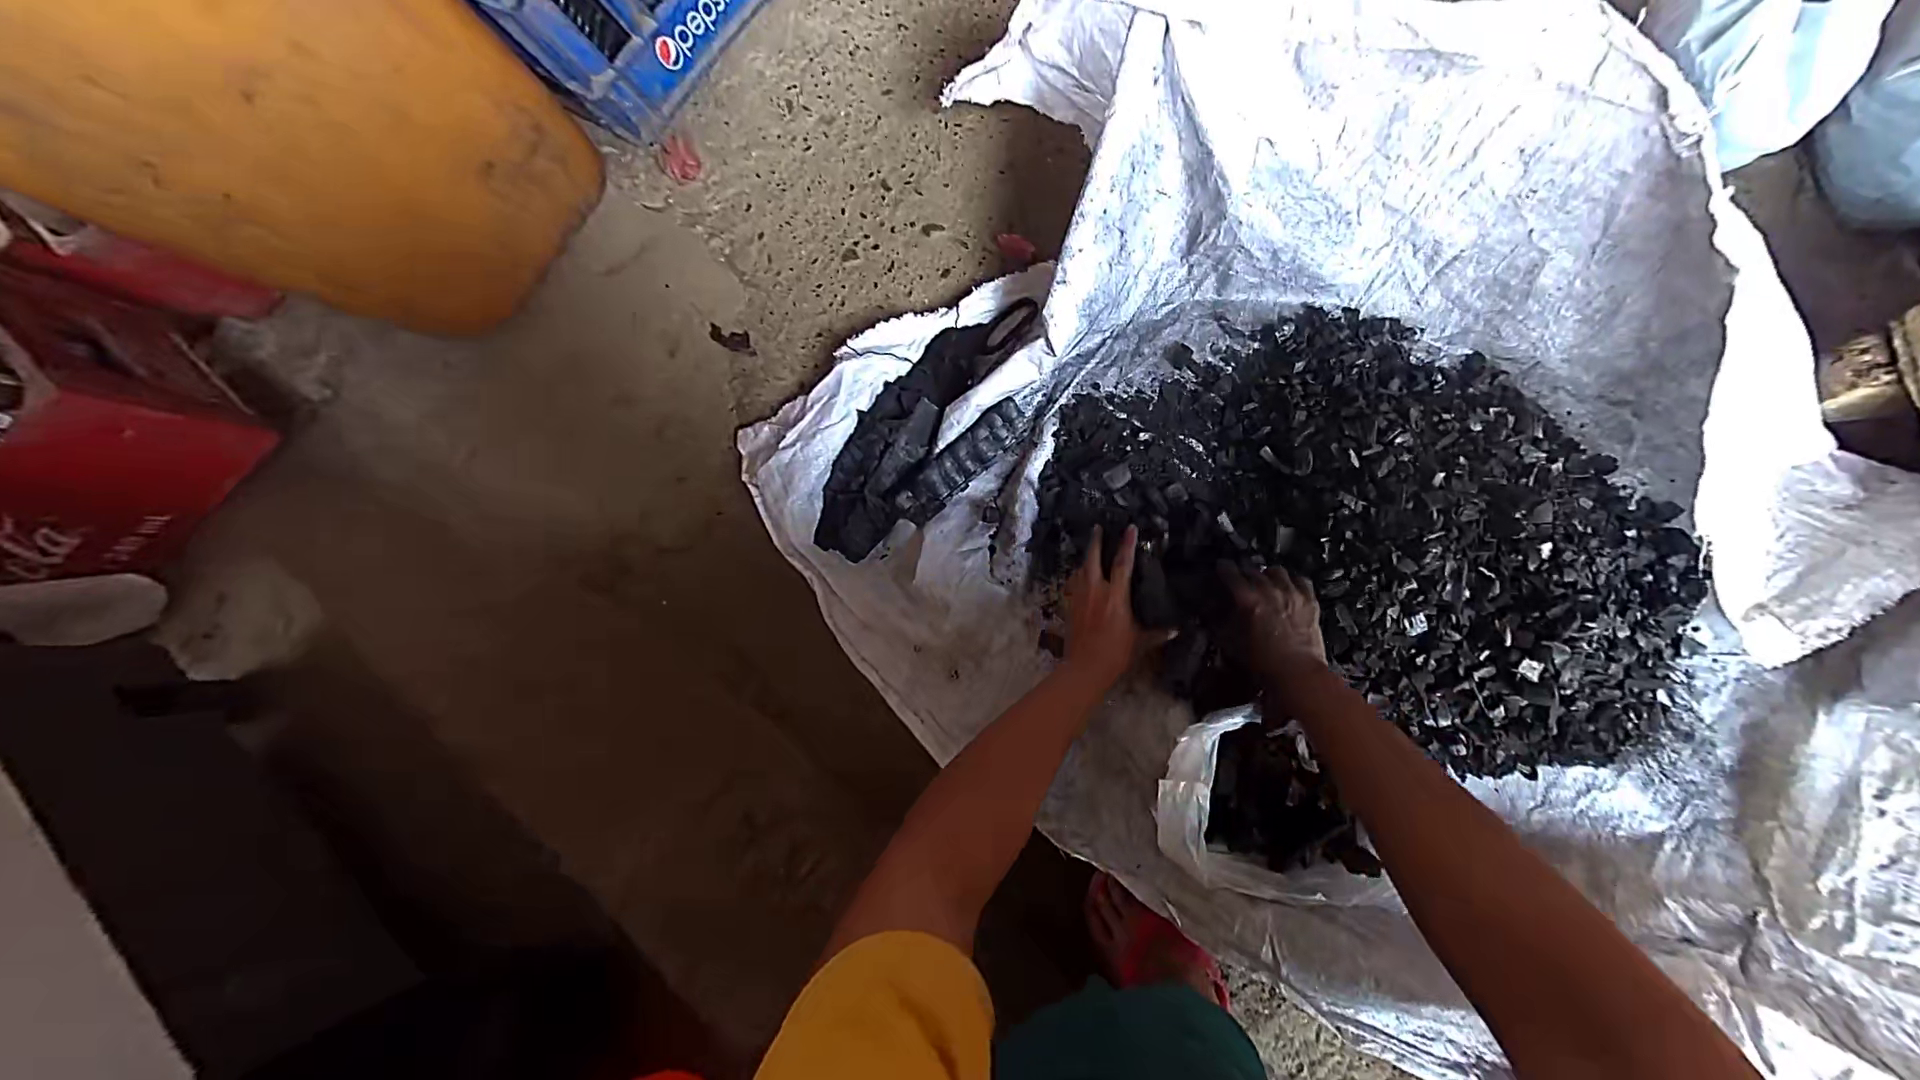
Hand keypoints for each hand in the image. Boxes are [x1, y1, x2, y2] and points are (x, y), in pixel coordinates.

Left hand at [1064, 525, 1158, 688]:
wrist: (1084, 667)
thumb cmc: (1116, 654)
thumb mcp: (1140, 642)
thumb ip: (1158, 633)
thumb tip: (1176, 630)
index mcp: (1116, 596)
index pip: (1122, 563)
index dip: (1127, 544)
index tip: (1130, 528)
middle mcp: (1095, 591)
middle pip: (1092, 559)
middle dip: (1095, 541)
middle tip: (1097, 527)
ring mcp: (1079, 598)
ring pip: (1080, 570)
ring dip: (1085, 559)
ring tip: (1090, 552)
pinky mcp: (1069, 607)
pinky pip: (1073, 585)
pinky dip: (1078, 578)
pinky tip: (1080, 578)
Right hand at [1221, 563, 1326, 676]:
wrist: (1297, 673)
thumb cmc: (1261, 662)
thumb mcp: (1229, 642)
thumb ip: (1218, 622)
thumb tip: (1212, 611)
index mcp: (1248, 599)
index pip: (1231, 573)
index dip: (1224, 568)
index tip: (1221, 567)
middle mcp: (1270, 591)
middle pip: (1253, 570)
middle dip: (1244, 573)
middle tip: (1240, 581)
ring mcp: (1293, 594)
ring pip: (1277, 571)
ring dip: (1267, 575)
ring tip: (1264, 582)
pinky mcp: (1310, 601)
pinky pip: (1300, 580)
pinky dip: (1290, 581)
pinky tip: (1287, 588)